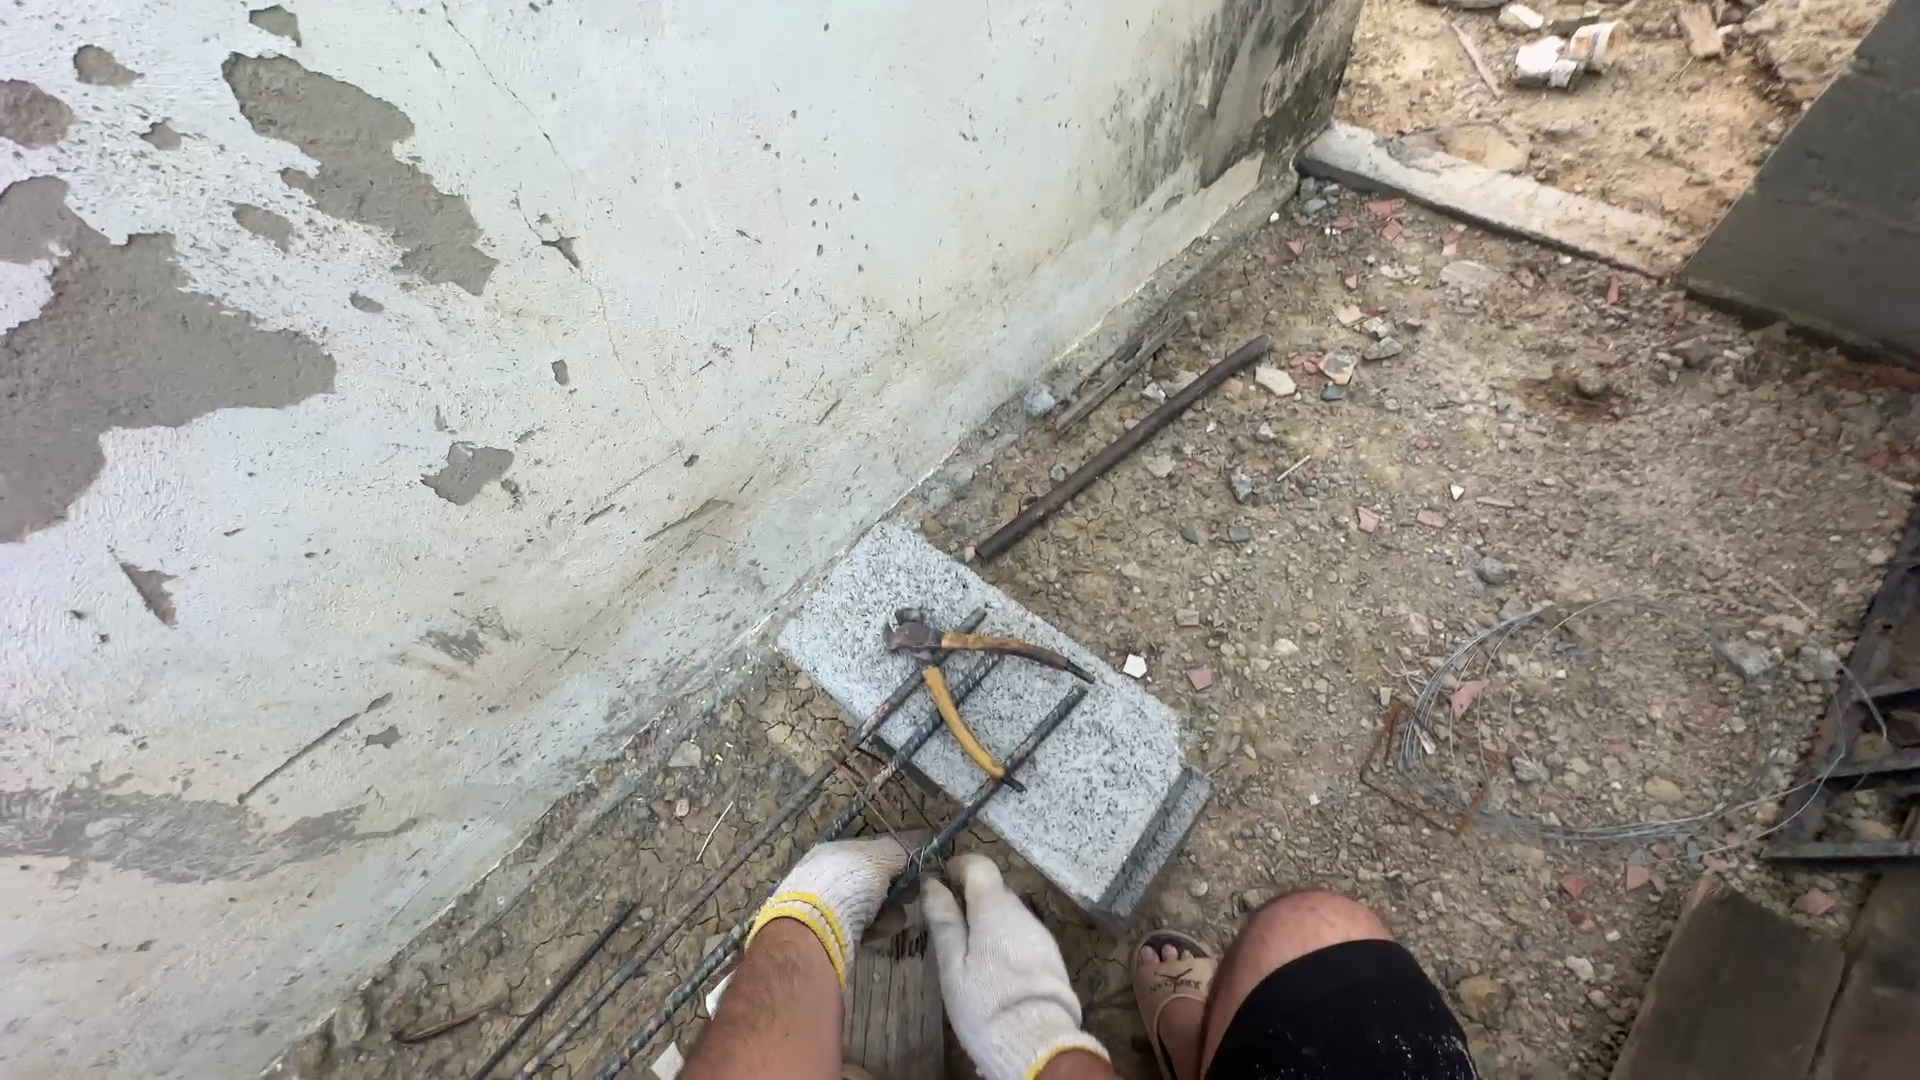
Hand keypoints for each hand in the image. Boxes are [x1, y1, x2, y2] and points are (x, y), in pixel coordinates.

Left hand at [746, 836, 909, 986]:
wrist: (815, 927)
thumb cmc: (850, 882)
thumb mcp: (881, 855)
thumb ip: (899, 853)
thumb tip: (908, 860)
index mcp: (836, 851)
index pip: (872, 854)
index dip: (895, 865)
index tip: (912, 879)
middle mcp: (829, 876)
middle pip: (873, 884)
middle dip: (893, 893)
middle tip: (905, 901)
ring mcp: (826, 907)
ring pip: (869, 908)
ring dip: (888, 913)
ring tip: (892, 921)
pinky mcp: (828, 935)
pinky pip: (859, 928)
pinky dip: (873, 930)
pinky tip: (878, 933)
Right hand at [923, 854, 1108, 1079]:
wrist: (1037, 1045)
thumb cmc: (985, 1003)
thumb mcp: (953, 964)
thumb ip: (944, 920)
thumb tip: (932, 882)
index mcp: (995, 907)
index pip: (980, 865)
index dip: (959, 867)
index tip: (942, 883)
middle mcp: (1021, 911)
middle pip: (995, 889)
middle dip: (972, 898)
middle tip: (951, 926)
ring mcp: (1039, 933)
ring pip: (1009, 913)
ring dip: (990, 922)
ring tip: (972, 955)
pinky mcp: (1050, 955)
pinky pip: (1022, 935)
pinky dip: (1006, 941)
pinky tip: (997, 970)